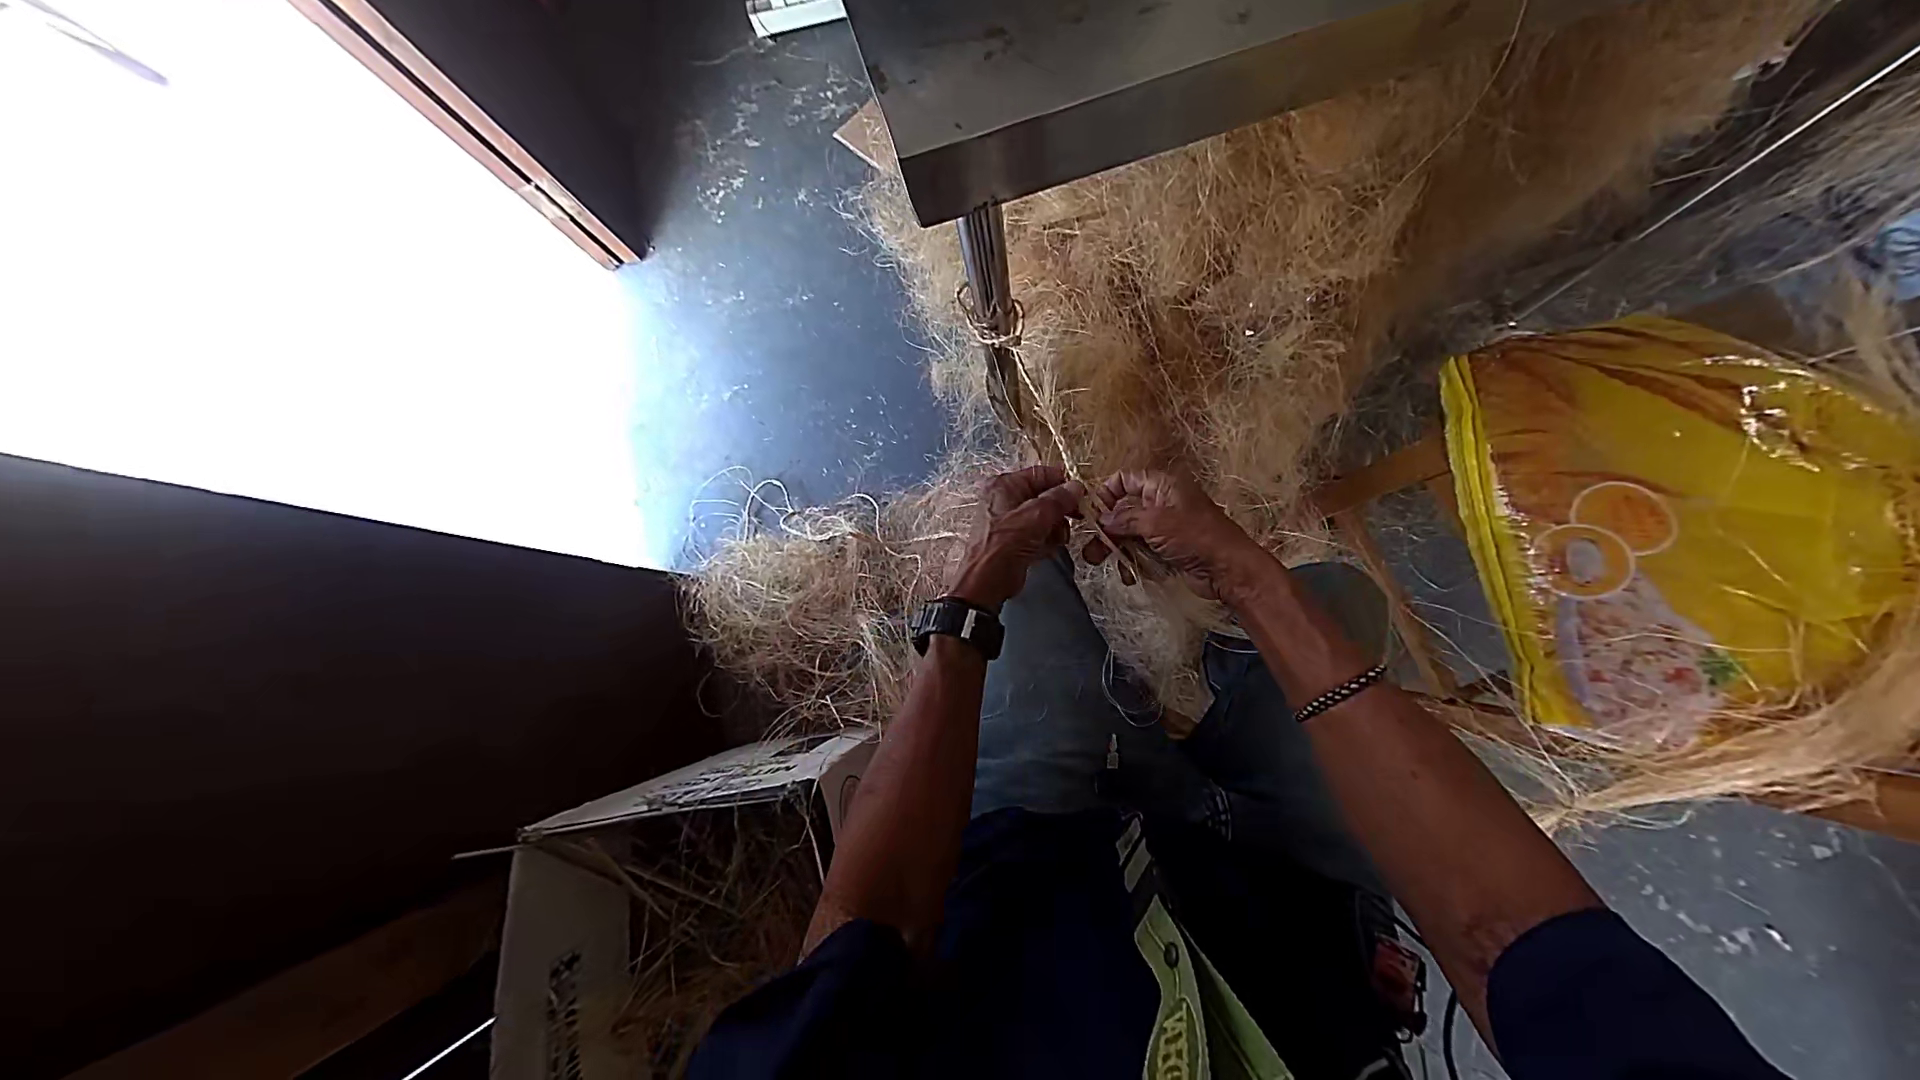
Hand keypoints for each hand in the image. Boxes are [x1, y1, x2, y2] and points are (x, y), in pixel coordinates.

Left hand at [948, 465, 1084, 610]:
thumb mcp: (1036, 516)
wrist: (987, 582)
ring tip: (1053, 540)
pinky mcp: (1015, 540)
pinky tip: (1043, 550)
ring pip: (1045, 517)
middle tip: (1074, 520)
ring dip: (1055, 529)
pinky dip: (1046, 542)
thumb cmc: (1005, 545)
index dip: (1063, 483)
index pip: (1041, 473)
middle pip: (1045, 496)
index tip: (1081, 496)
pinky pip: (1039, 534)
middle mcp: (1006, 499)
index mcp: (1005, 485)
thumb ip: (1058, 499)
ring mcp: (1011, 520)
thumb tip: (1076, 486)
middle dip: (1060, 511)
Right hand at [1084, 470, 1271, 602]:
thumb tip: (1101, 519)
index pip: (1124, 480)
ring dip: (1113, 547)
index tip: (1091, 514)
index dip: (1105, 494)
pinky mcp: (1165, 549)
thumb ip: (1125, 518)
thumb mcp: (1157, 523)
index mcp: (1161, 486)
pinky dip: (1130, 561)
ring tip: (1099, 561)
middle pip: (1122, 509)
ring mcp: (1163, 528)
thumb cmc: (1196, 538)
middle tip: (1090, 547)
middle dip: (1105, 528)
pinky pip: (1139, 551)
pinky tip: (1128, 574)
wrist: (1228, 570)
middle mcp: (1160, 503)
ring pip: (1128, 533)